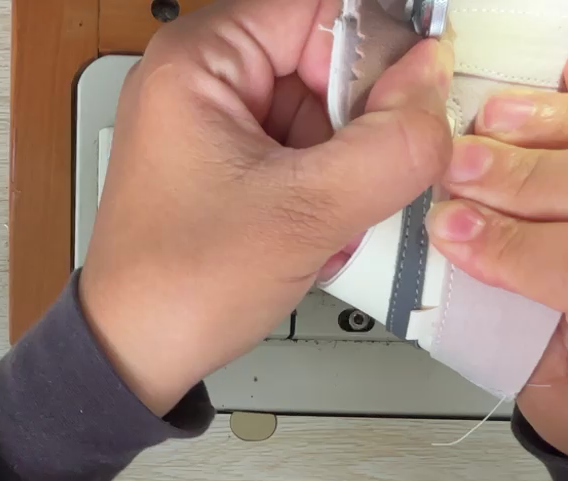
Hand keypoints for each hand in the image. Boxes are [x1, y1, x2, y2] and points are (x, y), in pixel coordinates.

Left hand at [80, 0, 453, 414]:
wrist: (133, 359)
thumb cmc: (174, 290)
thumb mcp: (304, 214)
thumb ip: (389, 147)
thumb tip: (434, 95)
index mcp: (199, 61)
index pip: (322, 10)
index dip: (376, 59)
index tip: (405, 113)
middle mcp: (198, 87)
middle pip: (322, 68)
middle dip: (355, 136)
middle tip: (355, 190)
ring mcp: (209, 135)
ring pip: (314, 125)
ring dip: (339, 180)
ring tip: (319, 231)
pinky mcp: (219, 178)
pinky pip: (294, 166)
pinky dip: (315, 203)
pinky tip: (304, 242)